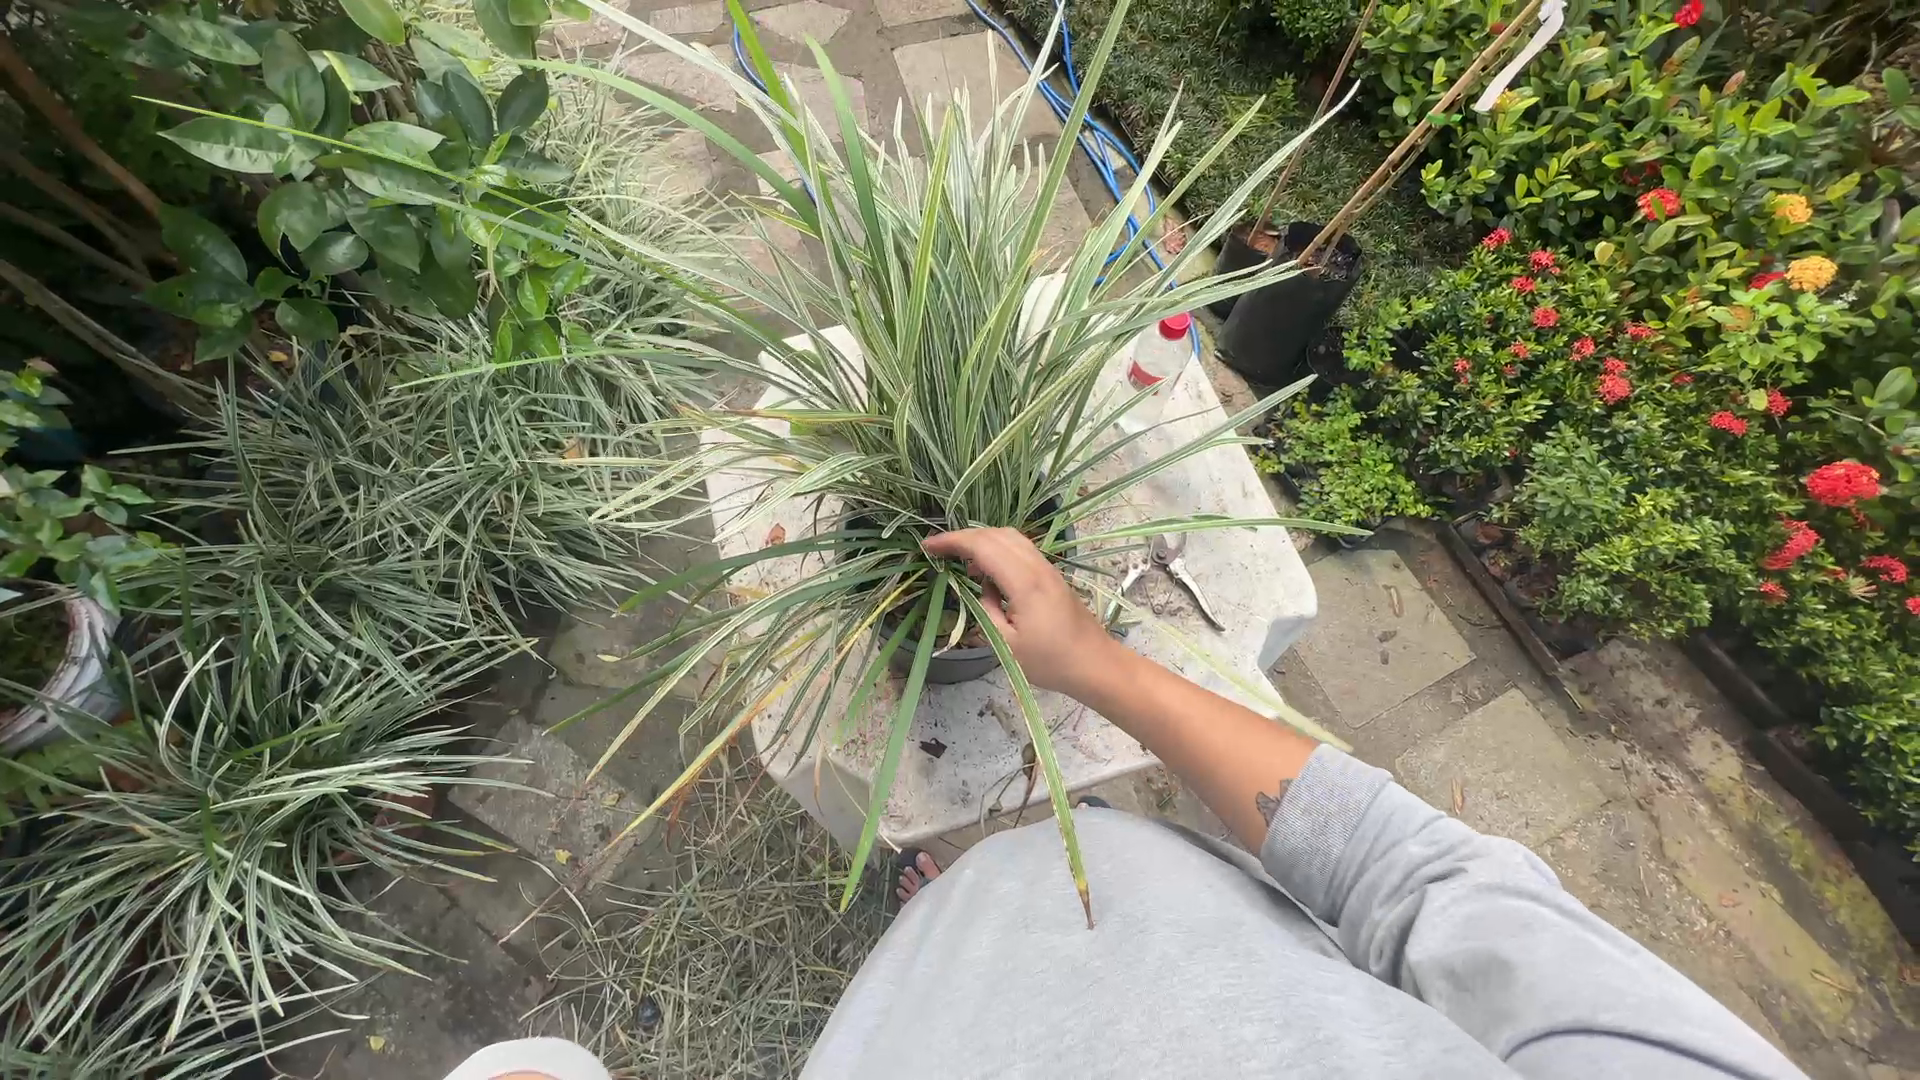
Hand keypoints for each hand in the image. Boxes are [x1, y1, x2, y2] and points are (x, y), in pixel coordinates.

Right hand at [921, 527, 1120, 697]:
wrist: (1095, 665)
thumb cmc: (1052, 662)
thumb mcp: (1007, 645)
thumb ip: (986, 611)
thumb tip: (979, 589)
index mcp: (1025, 583)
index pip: (983, 546)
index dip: (952, 542)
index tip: (927, 547)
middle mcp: (1037, 567)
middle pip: (996, 534)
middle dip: (964, 537)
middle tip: (939, 552)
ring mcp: (1047, 568)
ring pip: (1010, 537)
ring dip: (982, 542)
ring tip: (961, 564)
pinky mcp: (1051, 575)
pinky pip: (1020, 549)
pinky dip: (998, 550)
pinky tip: (987, 573)